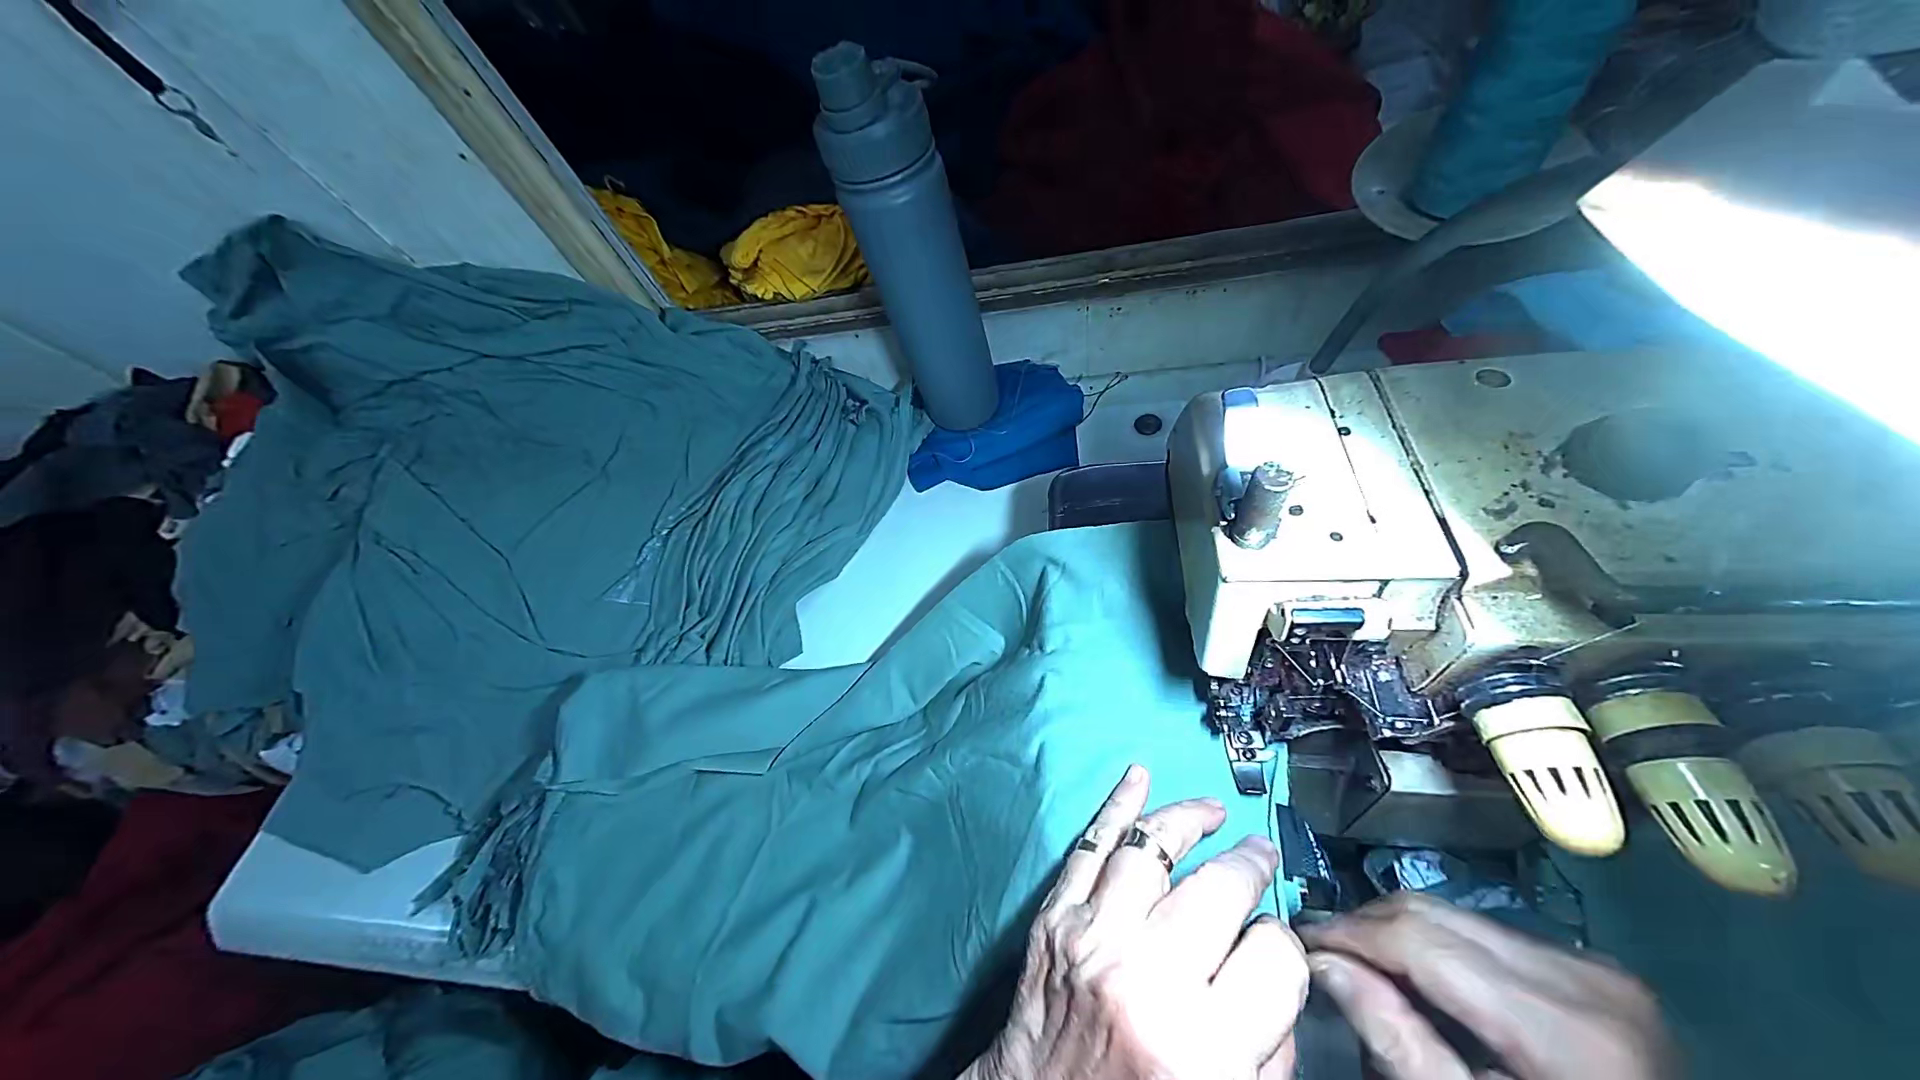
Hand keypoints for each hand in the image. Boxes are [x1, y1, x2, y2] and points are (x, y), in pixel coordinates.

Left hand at [965, 765, 1308, 1079]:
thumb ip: (1270, 1044)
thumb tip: (1273, 958)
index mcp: (1200, 1043)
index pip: (1272, 956)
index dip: (1283, 945)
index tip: (1275, 941)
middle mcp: (1144, 977)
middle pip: (1216, 891)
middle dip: (1248, 866)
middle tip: (1259, 854)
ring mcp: (1091, 937)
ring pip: (1150, 851)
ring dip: (1186, 820)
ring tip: (1211, 811)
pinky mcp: (1054, 918)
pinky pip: (1089, 847)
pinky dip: (1116, 808)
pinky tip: (1138, 779)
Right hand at [1299, 893, 1674, 1079]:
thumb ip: (1397, 1040)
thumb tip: (1323, 962)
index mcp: (1563, 1027)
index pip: (1421, 938)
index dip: (1349, 933)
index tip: (1301, 942)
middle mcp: (1584, 975)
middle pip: (1435, 914)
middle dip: (1366, 927)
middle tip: (1326, 956)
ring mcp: (1597, 967)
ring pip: (1455, 915)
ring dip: (1400, 934)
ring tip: (1368, 968)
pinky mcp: (1598, 969)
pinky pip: (1488, 934)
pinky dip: (1441, 947)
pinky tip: (1425, 979)